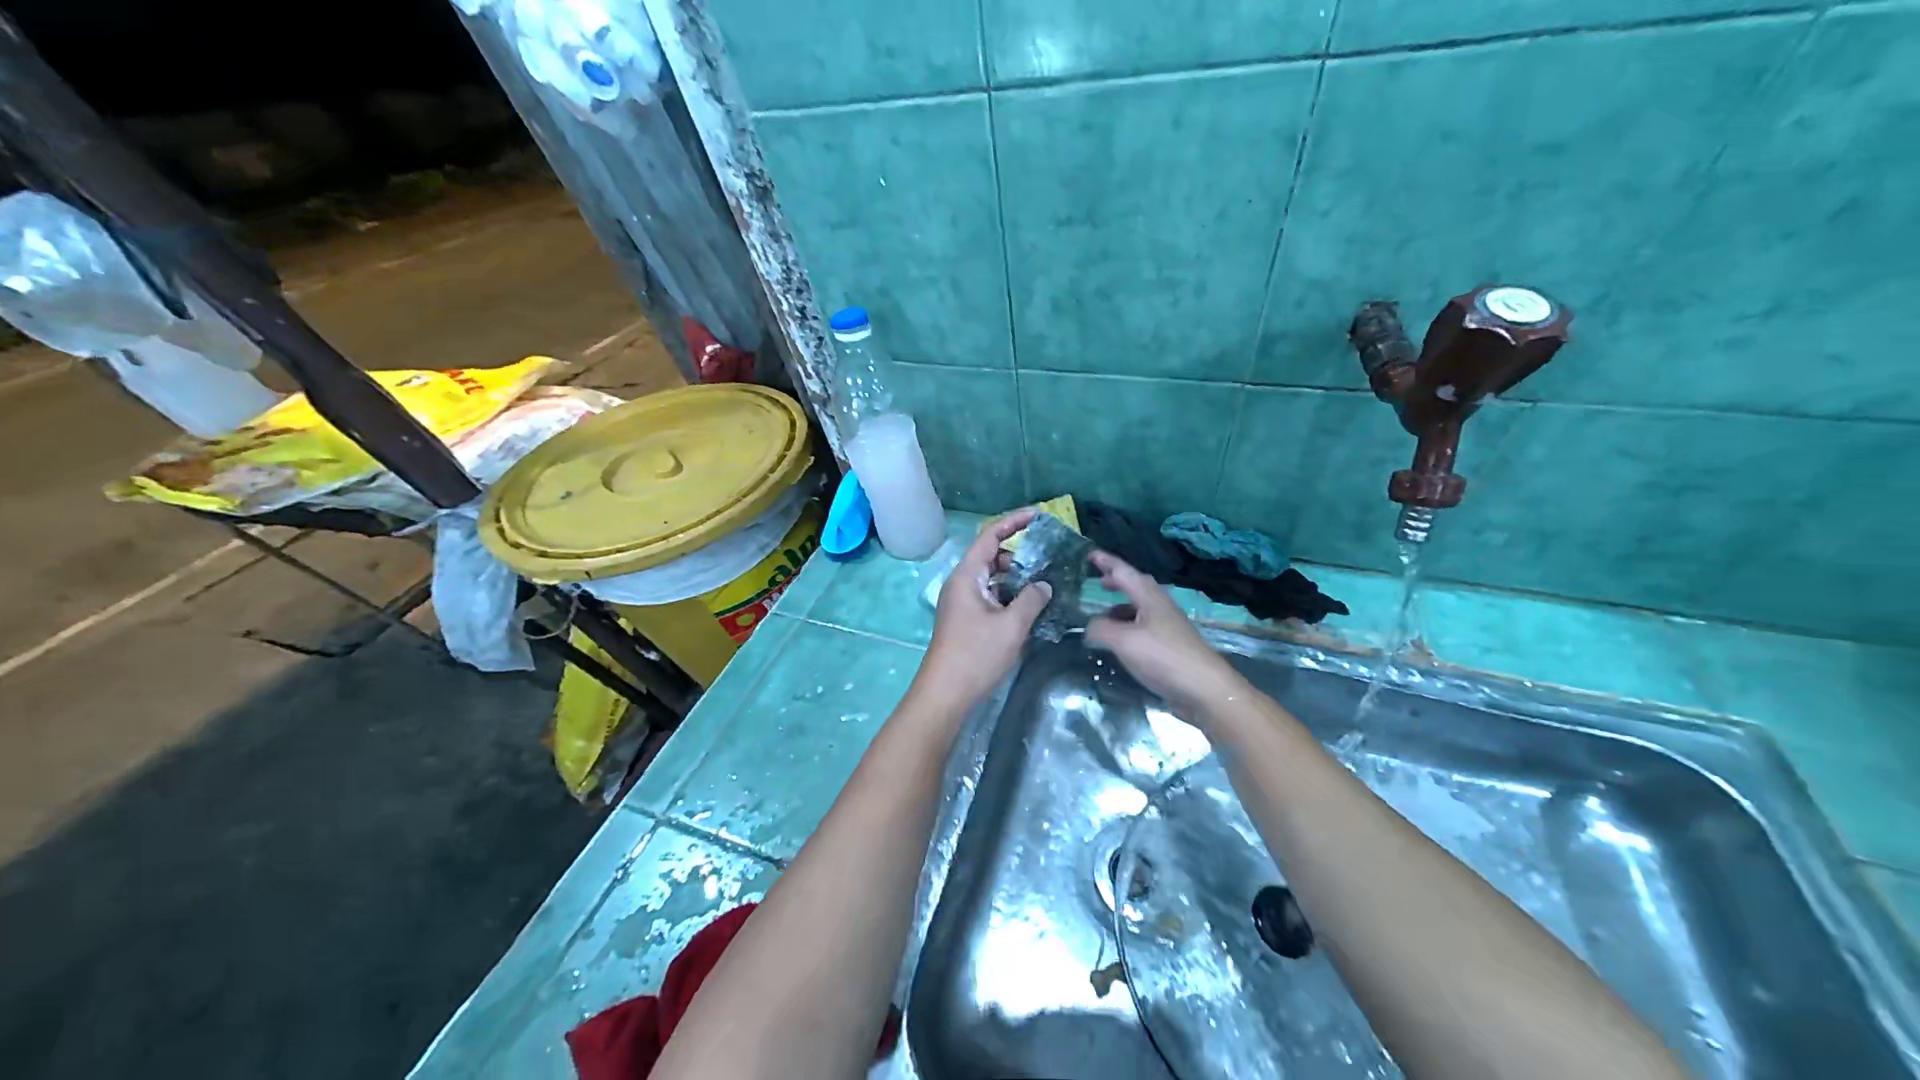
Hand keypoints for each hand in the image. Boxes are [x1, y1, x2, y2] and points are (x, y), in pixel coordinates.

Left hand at [910, 509, 1052, 709]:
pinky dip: (1010, 594)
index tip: (1038, 514)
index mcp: (967, 575)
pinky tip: (1031, 605)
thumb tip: (1045, 585)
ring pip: (992, 578)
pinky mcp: (966, 619)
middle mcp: (962, 583)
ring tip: (1045, 580)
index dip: (1014, 522)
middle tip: (1048, 555)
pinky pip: (991, 596)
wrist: (945, 692)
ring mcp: (962, 602)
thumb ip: (1032, 600)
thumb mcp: (1011, 626)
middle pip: (991, 555)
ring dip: (1016, 576)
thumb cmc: (976, 655)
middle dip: (1019, 552)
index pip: (990, 536)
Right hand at [1085, 550, 1248, 720]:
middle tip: (1099, 581)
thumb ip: (1101, 629)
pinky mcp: (1171, 647)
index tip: (1090, 554)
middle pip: (1136, 586)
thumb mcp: (1124, 642)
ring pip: (1140, 608)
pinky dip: (1127, 627)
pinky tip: (1120, 643)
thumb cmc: (1164, 658)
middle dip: (1117, 581)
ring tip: (1103, 616)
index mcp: (1149, 598)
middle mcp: (1161, 607)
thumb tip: (1090, 627)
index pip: (1124, 572)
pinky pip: (1144, 628)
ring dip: (1121, 607)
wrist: (1205, 689)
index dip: (1106, 562)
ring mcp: (1168, 627)